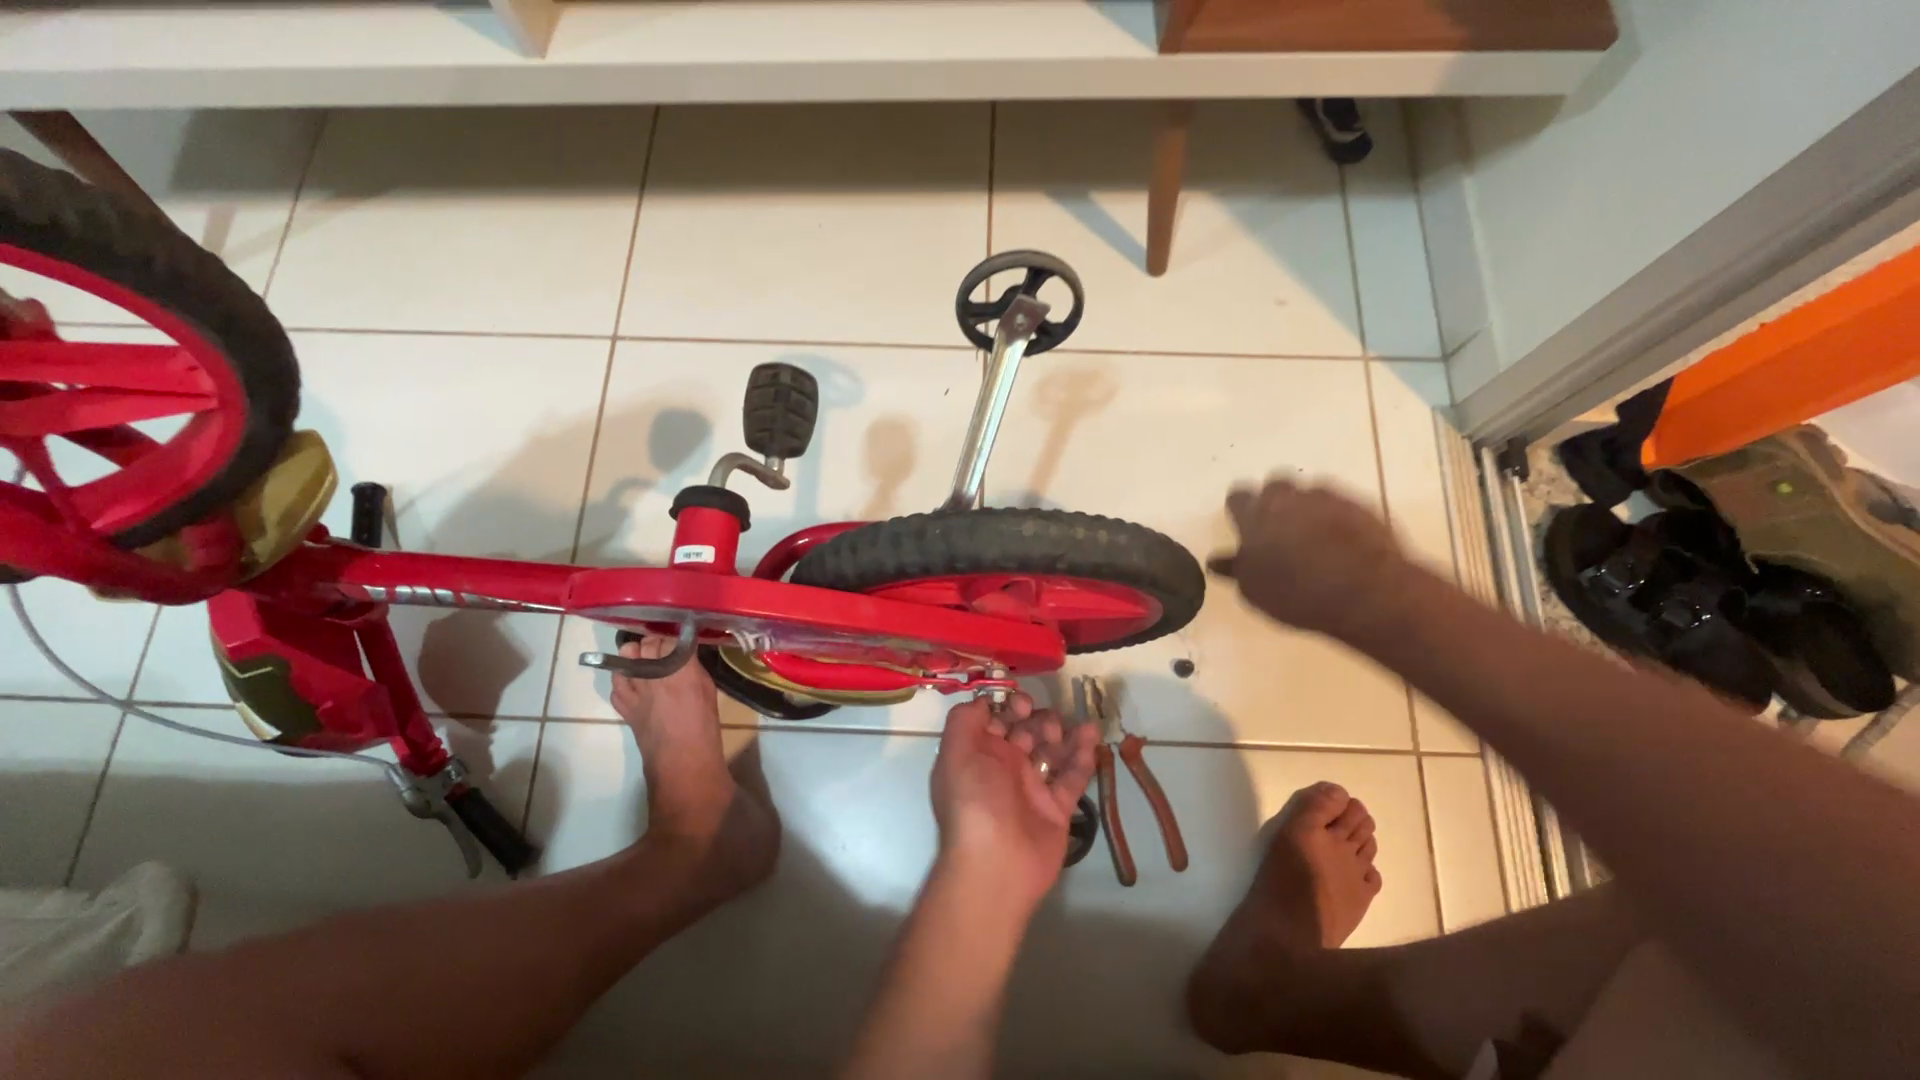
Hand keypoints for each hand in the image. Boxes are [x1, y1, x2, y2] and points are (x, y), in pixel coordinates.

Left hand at [609, 635, 719, 750]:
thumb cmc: (704, 726)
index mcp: (680, 668)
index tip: (681, 643)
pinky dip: (624, 679)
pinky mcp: (624, 706)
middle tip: (665, 650)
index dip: (676, 639)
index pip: (672, 639)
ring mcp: (635, 690)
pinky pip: (617, 684)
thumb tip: (685, 658)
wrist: (682, 759)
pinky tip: (634, 683)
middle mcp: (654, 674)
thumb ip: (693, 669)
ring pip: (626, 657)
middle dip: (656, 643)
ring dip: (635, 654)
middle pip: (648, 644)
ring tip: (644, 659)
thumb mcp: (708, 690)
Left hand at [930, 693, 1097, 910]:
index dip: (1009, 707)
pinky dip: (1083, 756)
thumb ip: (965, 720)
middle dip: (1039, 721)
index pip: (995, 720)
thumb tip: (983, 702)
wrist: (997, 864)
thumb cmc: (974, 802)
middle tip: (1048, 727)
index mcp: (978, 754)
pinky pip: (1073, 776)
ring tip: (1077, 728)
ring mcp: (1031, 788)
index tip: (1024, 706)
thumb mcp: (956, 753)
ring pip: (1052, 751)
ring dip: (1065, 734)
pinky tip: (1092, 737)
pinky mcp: (1057, 808)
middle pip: (1026, 732)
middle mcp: (1004, 768)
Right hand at [1210, 477, 1409, 638]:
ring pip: (1309, 493)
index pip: (1238, 496)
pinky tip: (1342, 543)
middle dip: (1276, 501)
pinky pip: (1339, 504)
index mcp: (1255, 515)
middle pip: (1275, 485)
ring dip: (1307, 509)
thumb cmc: (1298, 596)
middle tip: (1280, 530)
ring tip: (1315, 539)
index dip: (1241, 511)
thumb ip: (1236, 569)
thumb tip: (1218, 561)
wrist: (1367, 593)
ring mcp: (1326, 497)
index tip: (1247, 528)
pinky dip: (1336, 518)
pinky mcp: (1358, 503)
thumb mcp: (1255, 591)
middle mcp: (1288, 496)